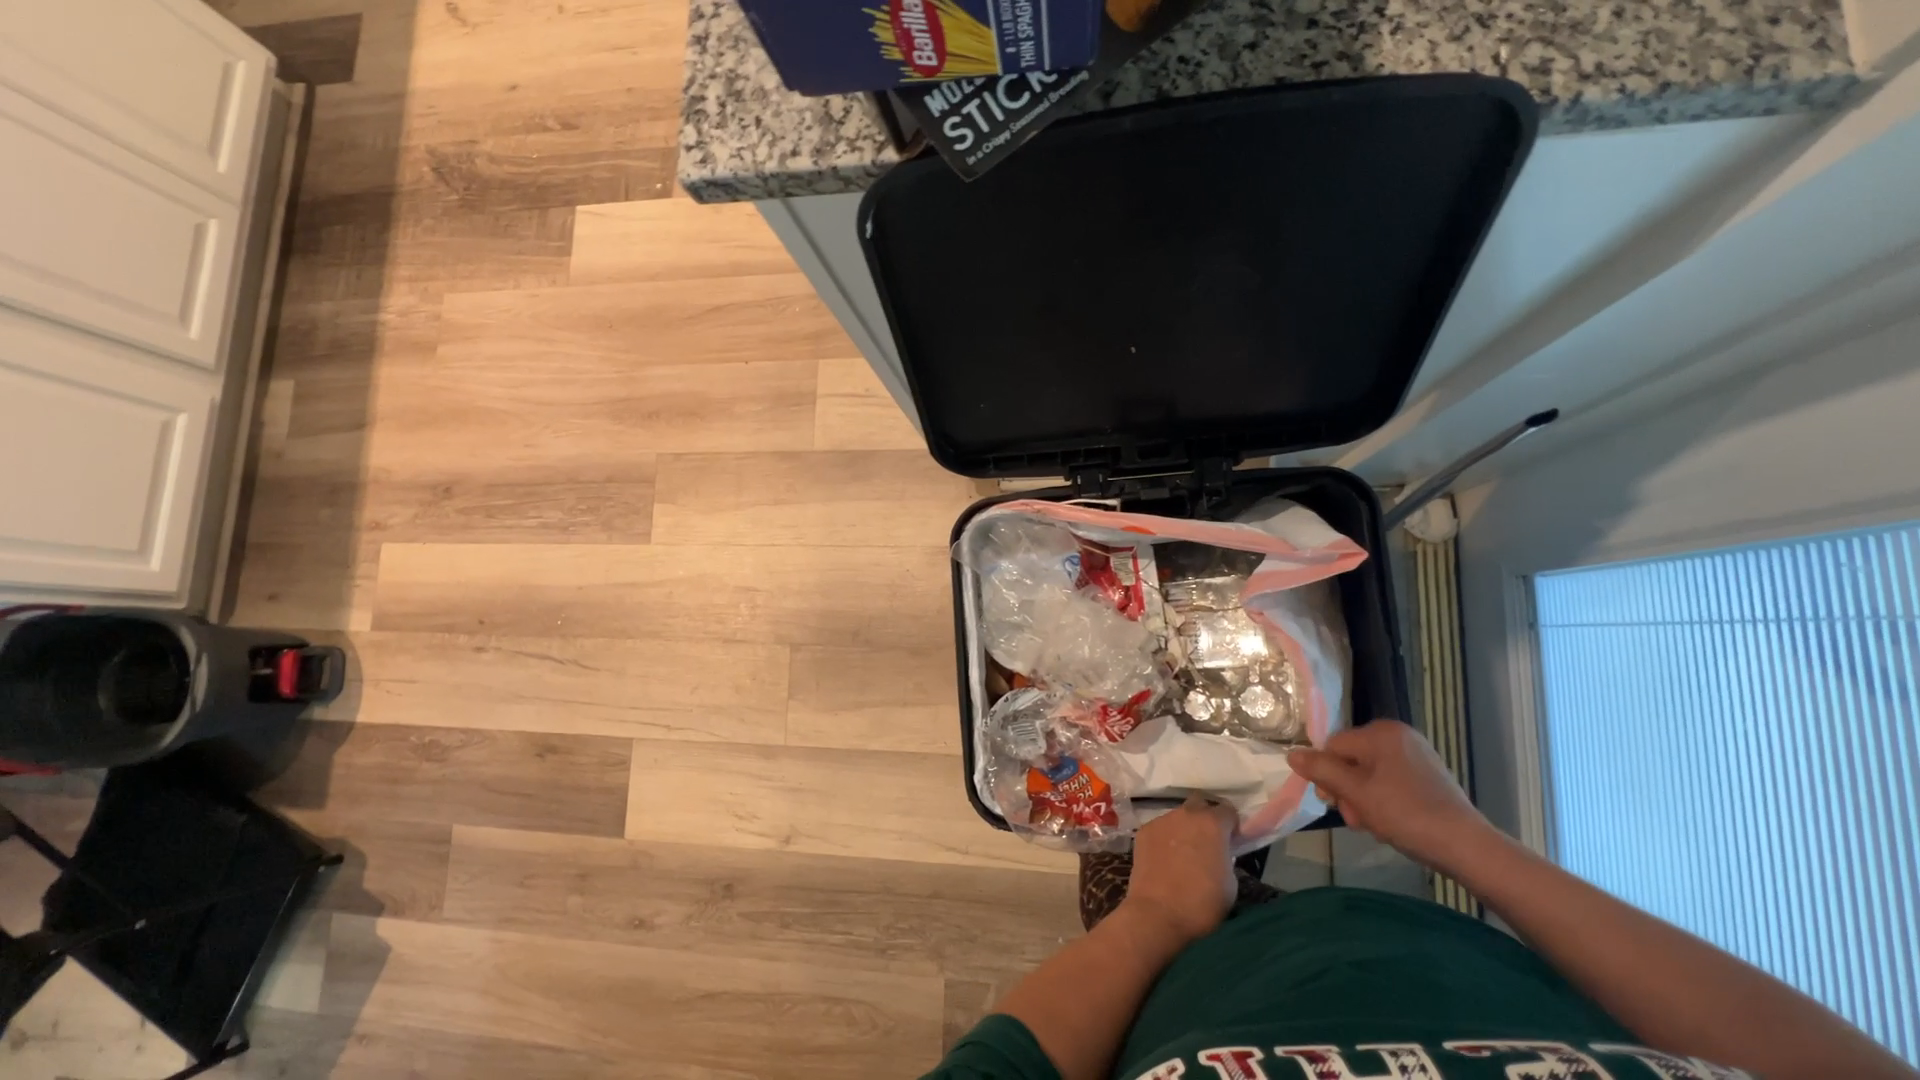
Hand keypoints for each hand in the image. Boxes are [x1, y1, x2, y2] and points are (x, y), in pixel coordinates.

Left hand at [1117, 796, 1237, 944]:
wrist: (1157, 914)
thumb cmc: (1202, 902)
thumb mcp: (1230, 882)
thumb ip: (1226, 857)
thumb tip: (1218, 852)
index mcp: (1213, 824)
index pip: (1228, 810)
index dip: (1231, 824)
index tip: (1230, 840)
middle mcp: (1186, 814)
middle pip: (1200, 803)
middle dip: (1206, 817)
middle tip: (1207, 840)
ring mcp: (1161, 821)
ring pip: (1178, 816)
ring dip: (1184, 828)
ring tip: (1182, 852)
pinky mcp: (1143, 832)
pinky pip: (1160, 828)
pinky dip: (1166, 837)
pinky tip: (1164, 858)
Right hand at [1287, 720, 1497, 871]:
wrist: (1464, 845)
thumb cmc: (1405, 813)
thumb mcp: (1356, 792)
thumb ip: (1322, 770)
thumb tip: (1291, 752)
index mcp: (1382, 732)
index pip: (1334, 745)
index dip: (1327, 775)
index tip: (1335, 803)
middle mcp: (1400, 736)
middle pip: (1351, 759)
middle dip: (1348, 791)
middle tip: (1358, 819)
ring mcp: (1417, 755)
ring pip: (1370, 774)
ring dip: (1363, 799)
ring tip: (1375, 824)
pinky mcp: (1429, 776)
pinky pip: (1390, 781)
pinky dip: (1383, 800)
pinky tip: (1391, 821)